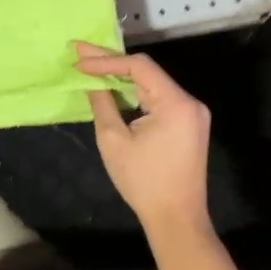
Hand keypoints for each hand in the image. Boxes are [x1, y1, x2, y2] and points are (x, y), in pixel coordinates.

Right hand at [74, 43, 211, 238]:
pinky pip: (158, 97)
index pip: (139, 66)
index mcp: (175, 103)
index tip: (79, 60)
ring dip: (122, 76)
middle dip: (111, 62)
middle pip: (147, 71)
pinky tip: (112, 87)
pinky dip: (134, 91)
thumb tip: (91, 80)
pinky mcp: (188, 124)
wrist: (176, 218)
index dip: (106, 60)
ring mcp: (191, 113)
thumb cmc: (143, 180)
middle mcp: (189, 102)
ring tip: (90, 66)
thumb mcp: (113, 139)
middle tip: (80, 52)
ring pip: (152, 83)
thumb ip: (102, 102)